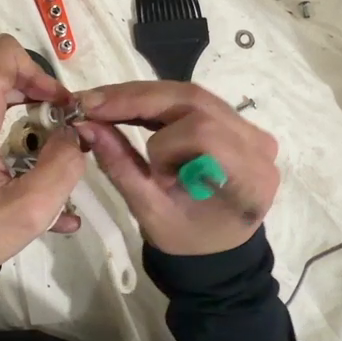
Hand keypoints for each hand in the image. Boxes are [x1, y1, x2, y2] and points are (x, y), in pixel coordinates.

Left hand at [0, 35, 86, 274]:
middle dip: (40, 101)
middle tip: (62, 140)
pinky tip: (28, 179)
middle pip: (4, 77)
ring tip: (48, 165)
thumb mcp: (27, 210)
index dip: (40, 72)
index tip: (59, 107)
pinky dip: (7, 139)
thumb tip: (74, 136)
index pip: (4, 55)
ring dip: (27, 125)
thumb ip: (62, 167)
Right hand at [73, 82, 279, 256]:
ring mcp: (248, 128)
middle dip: (136, 99)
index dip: (159, 139)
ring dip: (140, 96)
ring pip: (188, 93)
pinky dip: (152, 101)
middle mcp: (256, 144)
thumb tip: (85, 125)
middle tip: (89, 104)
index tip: (128, 157)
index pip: (203, 133)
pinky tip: (122, 106)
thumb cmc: (186, 238)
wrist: (215, 248)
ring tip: (100, 104)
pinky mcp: (232, 120)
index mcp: (247, 176)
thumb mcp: (149, 212)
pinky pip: (190, 99)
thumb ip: (120, 166)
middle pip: (194, 100)